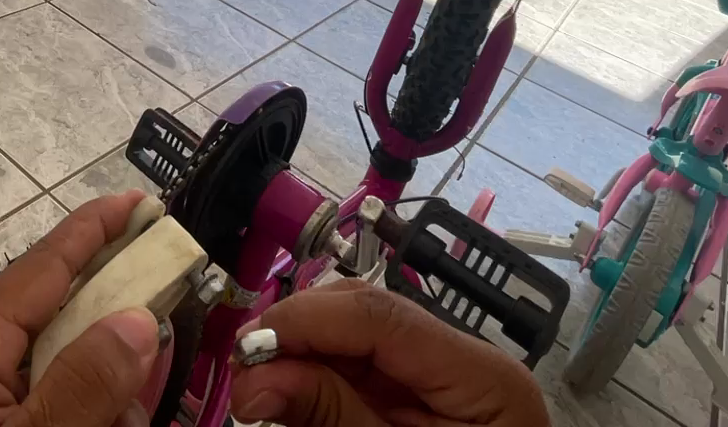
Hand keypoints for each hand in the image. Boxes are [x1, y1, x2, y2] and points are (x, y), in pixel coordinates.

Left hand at [0, 191, 161, 426]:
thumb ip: (84, 386)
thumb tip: (138, 317)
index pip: (47, 262)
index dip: (97, 226)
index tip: (142, 200)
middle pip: (60, 308)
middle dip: (115, 311)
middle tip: (166, 313)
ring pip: (62, 361)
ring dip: (104, 384)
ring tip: (127, 413)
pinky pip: (46, 398)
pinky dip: (83, 408)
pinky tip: (109, 418)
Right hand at [231, 280, 548, 426]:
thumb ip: (330, 418)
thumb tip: (252, 378)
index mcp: (483, 378)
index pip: (380, 316)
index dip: (307, 319)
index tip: (249, 342)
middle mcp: (462, 357)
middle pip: (363, 312)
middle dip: (298, 331)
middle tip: (245, 366)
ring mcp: (438, 370)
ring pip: (350, 328)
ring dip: (299, 349)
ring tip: (258, 380)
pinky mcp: (415, 388)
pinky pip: (354, 361)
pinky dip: (315, 371)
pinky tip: (287, 386)